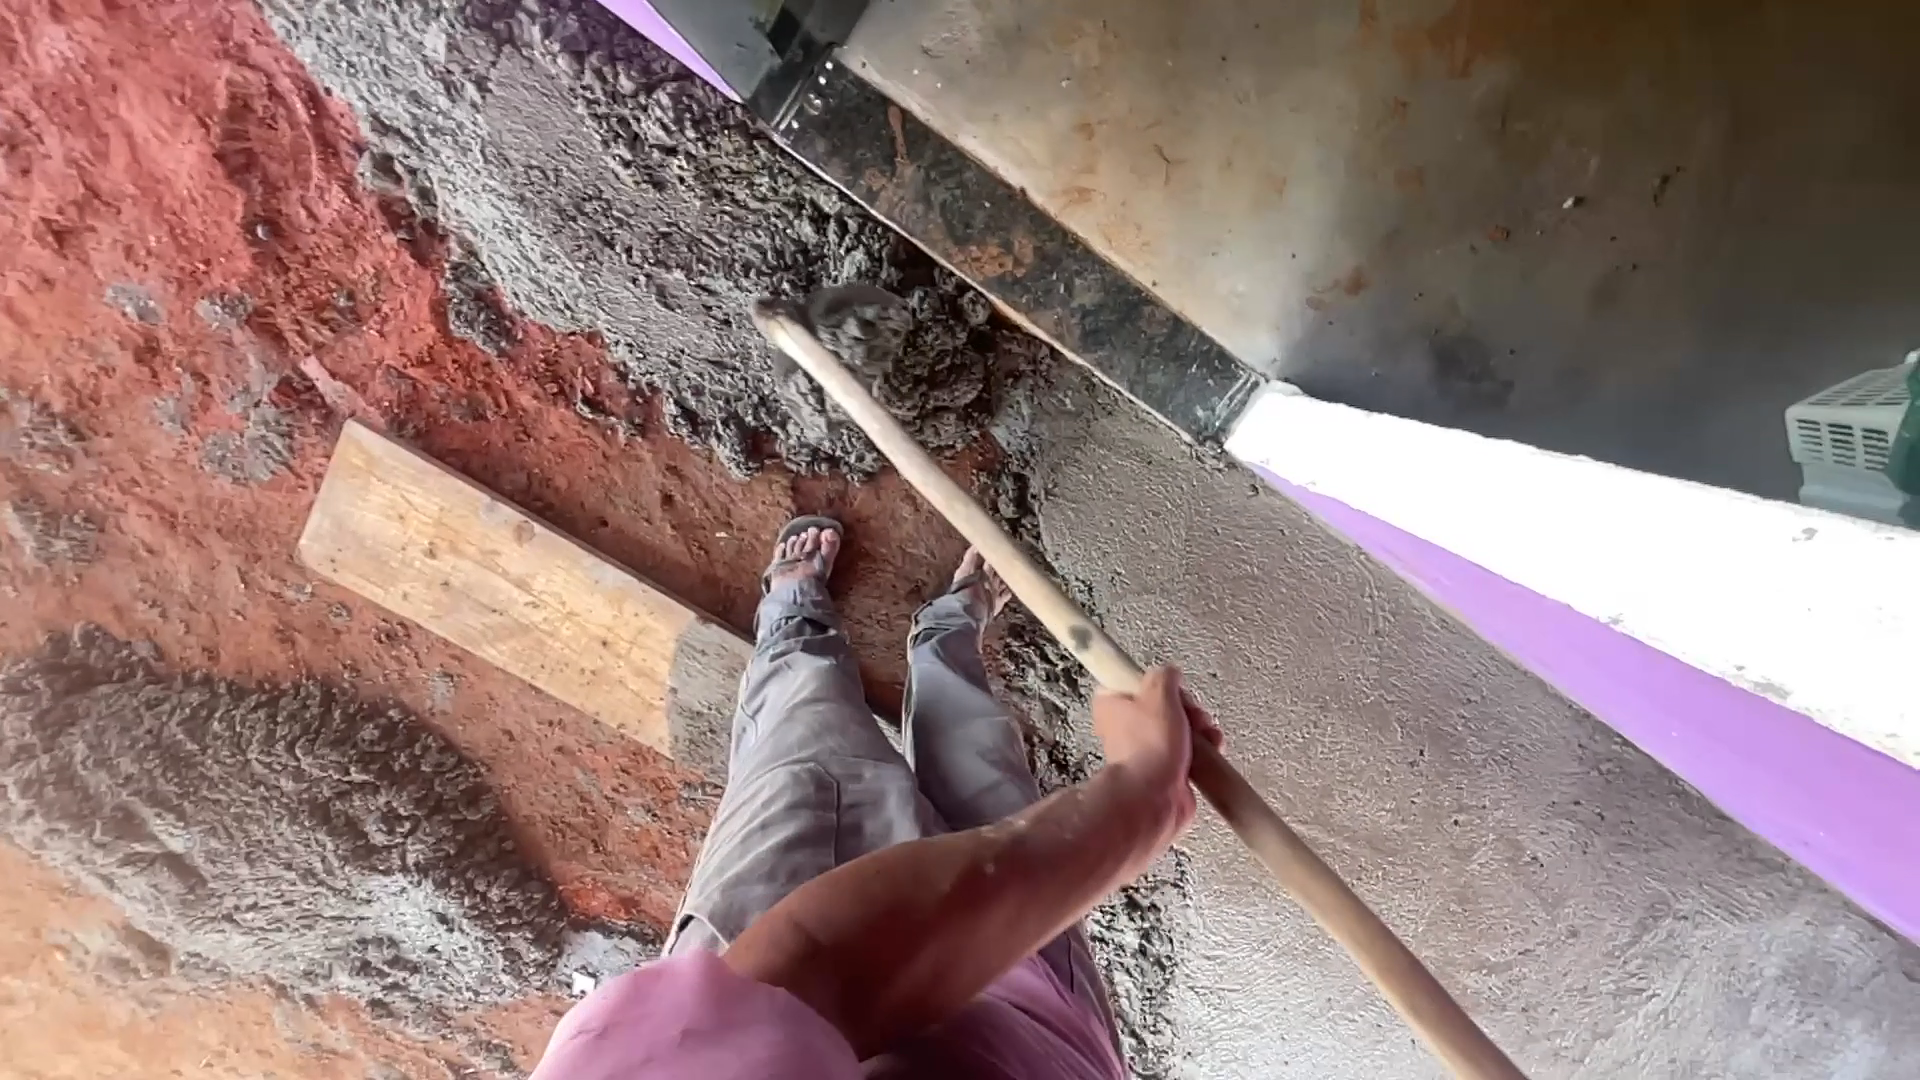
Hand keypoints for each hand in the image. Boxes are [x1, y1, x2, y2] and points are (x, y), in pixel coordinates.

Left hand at [1092, 665, 1223, 839]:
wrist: (1154, 796)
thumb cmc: (1148, 746)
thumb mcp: (1158, 692)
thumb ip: (1164, 675)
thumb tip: (1170, 673)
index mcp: (1112, 702)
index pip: (1138, 681)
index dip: (1161, 684)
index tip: (1172, 689)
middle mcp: (1125, 725)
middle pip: (1165, 704)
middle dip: (1187, 708)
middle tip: (1192, 714)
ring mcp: (1145, 747)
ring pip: (1179, 726)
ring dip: (1199, 728)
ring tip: (1204, 734)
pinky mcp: (1165, 768)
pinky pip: (1188, 750)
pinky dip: (1203, 749)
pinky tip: (1211, 749)